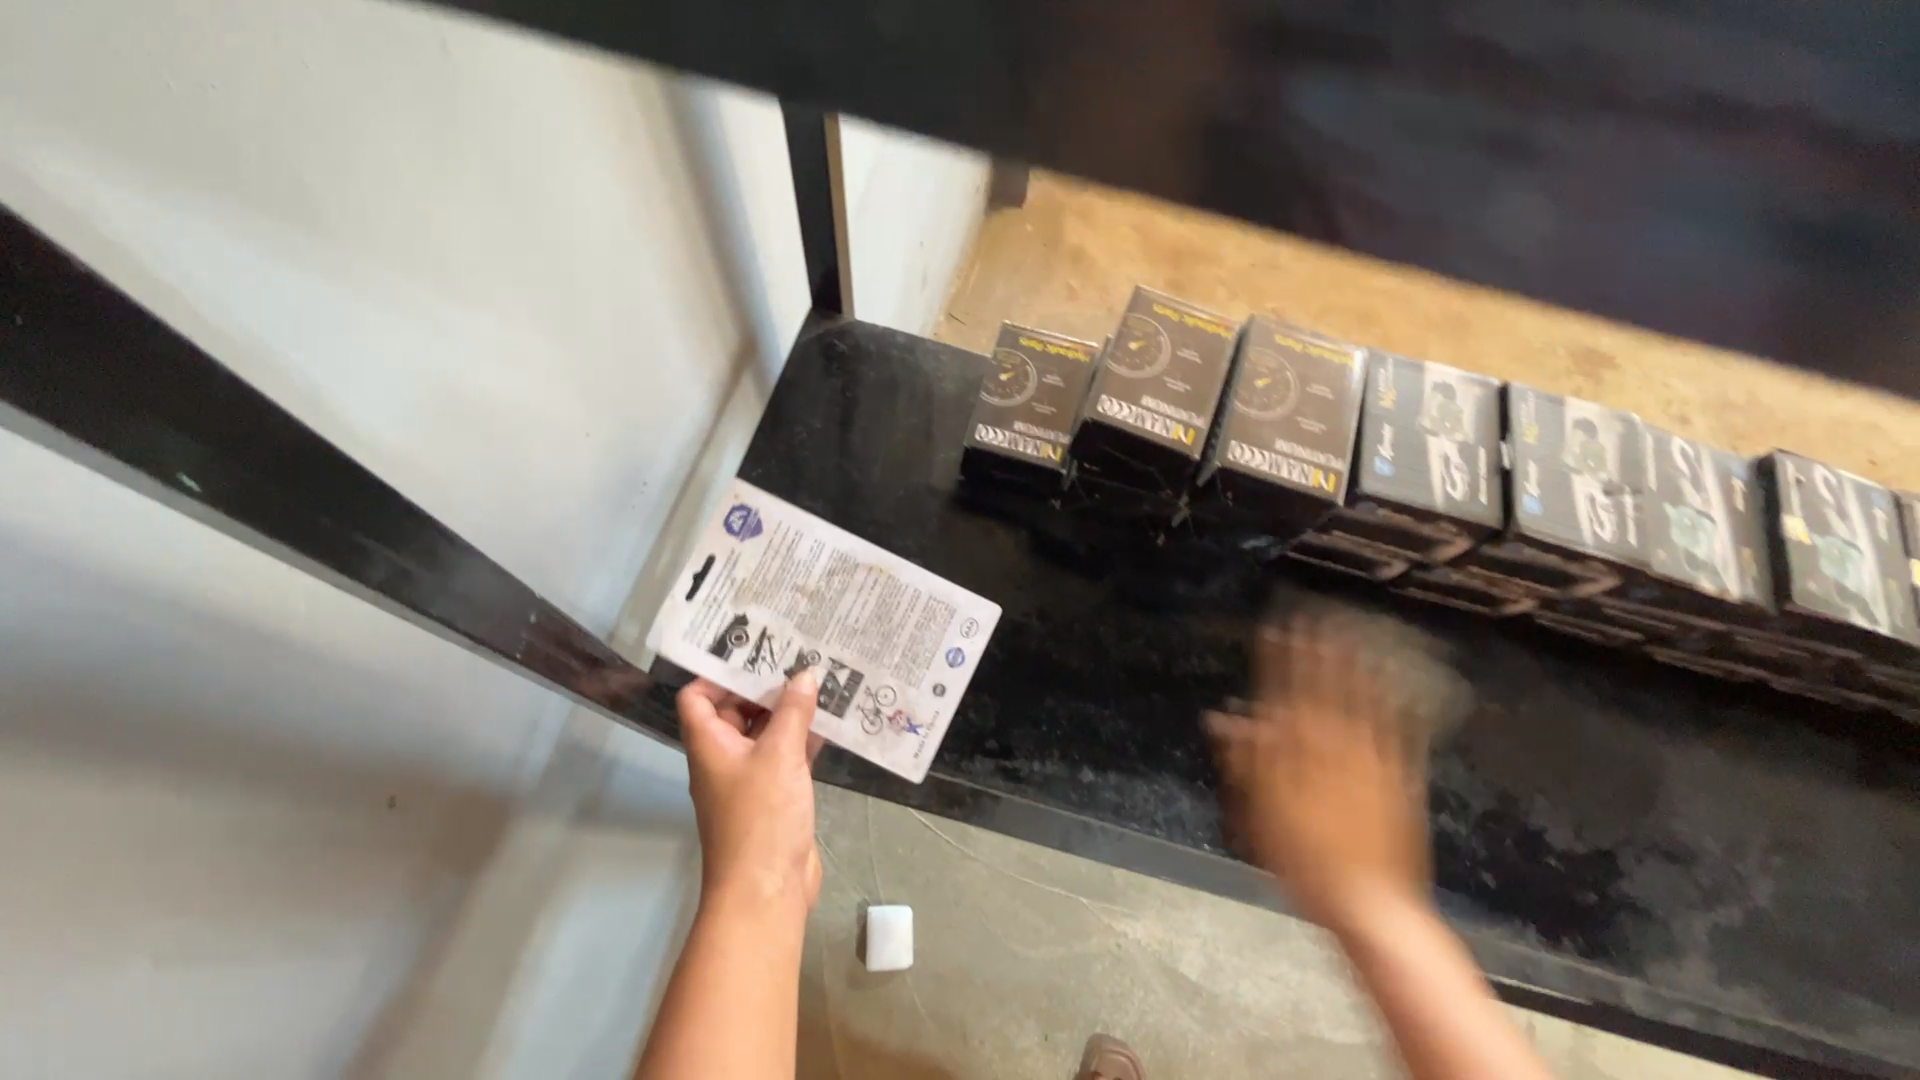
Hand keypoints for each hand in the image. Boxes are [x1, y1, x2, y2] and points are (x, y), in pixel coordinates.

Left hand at [677, 674, 826, 918]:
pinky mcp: (775, 797)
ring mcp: (750, 779)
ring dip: (789, 713)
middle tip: (800, 659)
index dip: (719, 675)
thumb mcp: (779, 755)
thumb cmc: (761, 816)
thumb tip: (804, 675)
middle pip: (735, 712)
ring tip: (821, 683)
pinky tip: (832, 725)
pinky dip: (803, 740)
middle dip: (764, 688)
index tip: (756, 654)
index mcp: (709, 744)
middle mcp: (724, 758)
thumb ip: (793, 713)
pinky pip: (786, 758)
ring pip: (765, 735)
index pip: (697, 698)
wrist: (766, 889)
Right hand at [1207, 614, 1428, 930]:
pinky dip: (1400, 701)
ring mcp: (1373, 757)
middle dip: (1315, 648)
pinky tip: (1402, 681)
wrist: (1366, 901)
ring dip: (1355, 662)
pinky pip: (1402, 729)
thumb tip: (1222, 718)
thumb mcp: (1257, 812)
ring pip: (1363, 697)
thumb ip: (1244, 760)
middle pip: (1322, 685)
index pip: (1281, 692)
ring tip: (1352, 631)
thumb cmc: (1300, 860)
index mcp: (1295, 750)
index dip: (1276, 658)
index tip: (1273, 627)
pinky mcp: (1404, 775)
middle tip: (1313, 614)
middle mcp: (1334, 743)